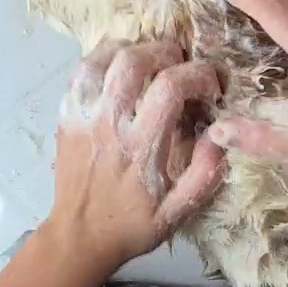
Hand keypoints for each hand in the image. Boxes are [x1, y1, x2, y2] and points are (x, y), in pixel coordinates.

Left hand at [0, 41, 227, 286]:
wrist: (78, 237)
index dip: (198, 74)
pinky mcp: (66, 115)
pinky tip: (119, 70)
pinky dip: (103, 60)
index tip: (211, 85)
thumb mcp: (178, 213)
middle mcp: (108, 125)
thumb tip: (221, 135)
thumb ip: (205, 175)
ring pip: (101, 58)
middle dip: (165, 52)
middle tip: (181, 65)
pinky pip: (80, 72)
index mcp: (140, 148)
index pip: (170, 87)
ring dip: (131, 50)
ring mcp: (82, 117)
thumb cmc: (132, 225)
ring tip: (150, 62)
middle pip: (133, 60)